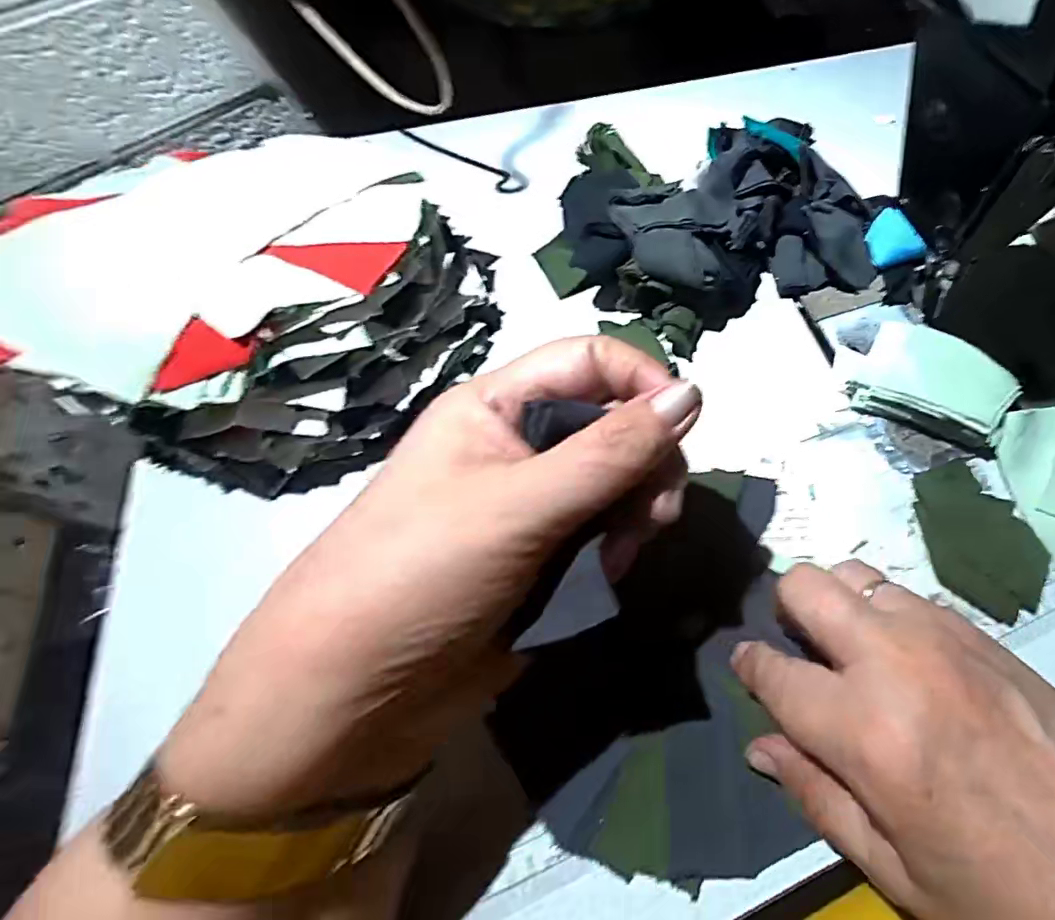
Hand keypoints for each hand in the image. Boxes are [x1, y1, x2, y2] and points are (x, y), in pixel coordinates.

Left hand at [158, 337, 700, 817]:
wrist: (345, 708)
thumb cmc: (415, 581)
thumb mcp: (520, 508)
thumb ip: (613, 450)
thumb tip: (695, 393)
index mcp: (498, 408)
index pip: (594, 360)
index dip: (645, 381)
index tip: (682, 427)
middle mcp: (526, 441)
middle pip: (626, 418)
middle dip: (653, 461)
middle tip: (654, 514)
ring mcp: (545, 495)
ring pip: (632, 471)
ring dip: (646, 506)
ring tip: (627, 552)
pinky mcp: (558, 543)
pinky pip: (621, 517)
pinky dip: (630, 539)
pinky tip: (613, 570)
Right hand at [727, 562, 1054, 917]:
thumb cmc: (992, 871)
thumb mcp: (892, 865)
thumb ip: (818, 795)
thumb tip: (763, 746)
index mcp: (864, 728)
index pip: (777, 674)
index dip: (749, 667)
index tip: (744, 665)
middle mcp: (893, 656)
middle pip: (811, 586)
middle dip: (787, 607)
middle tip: (793, 647)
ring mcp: (937, 629)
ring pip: (860, 574)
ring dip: (838, 600)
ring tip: (842, 643)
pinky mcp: (970, 623)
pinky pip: (905, 592)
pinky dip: (883, 606)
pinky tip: (894, 647)